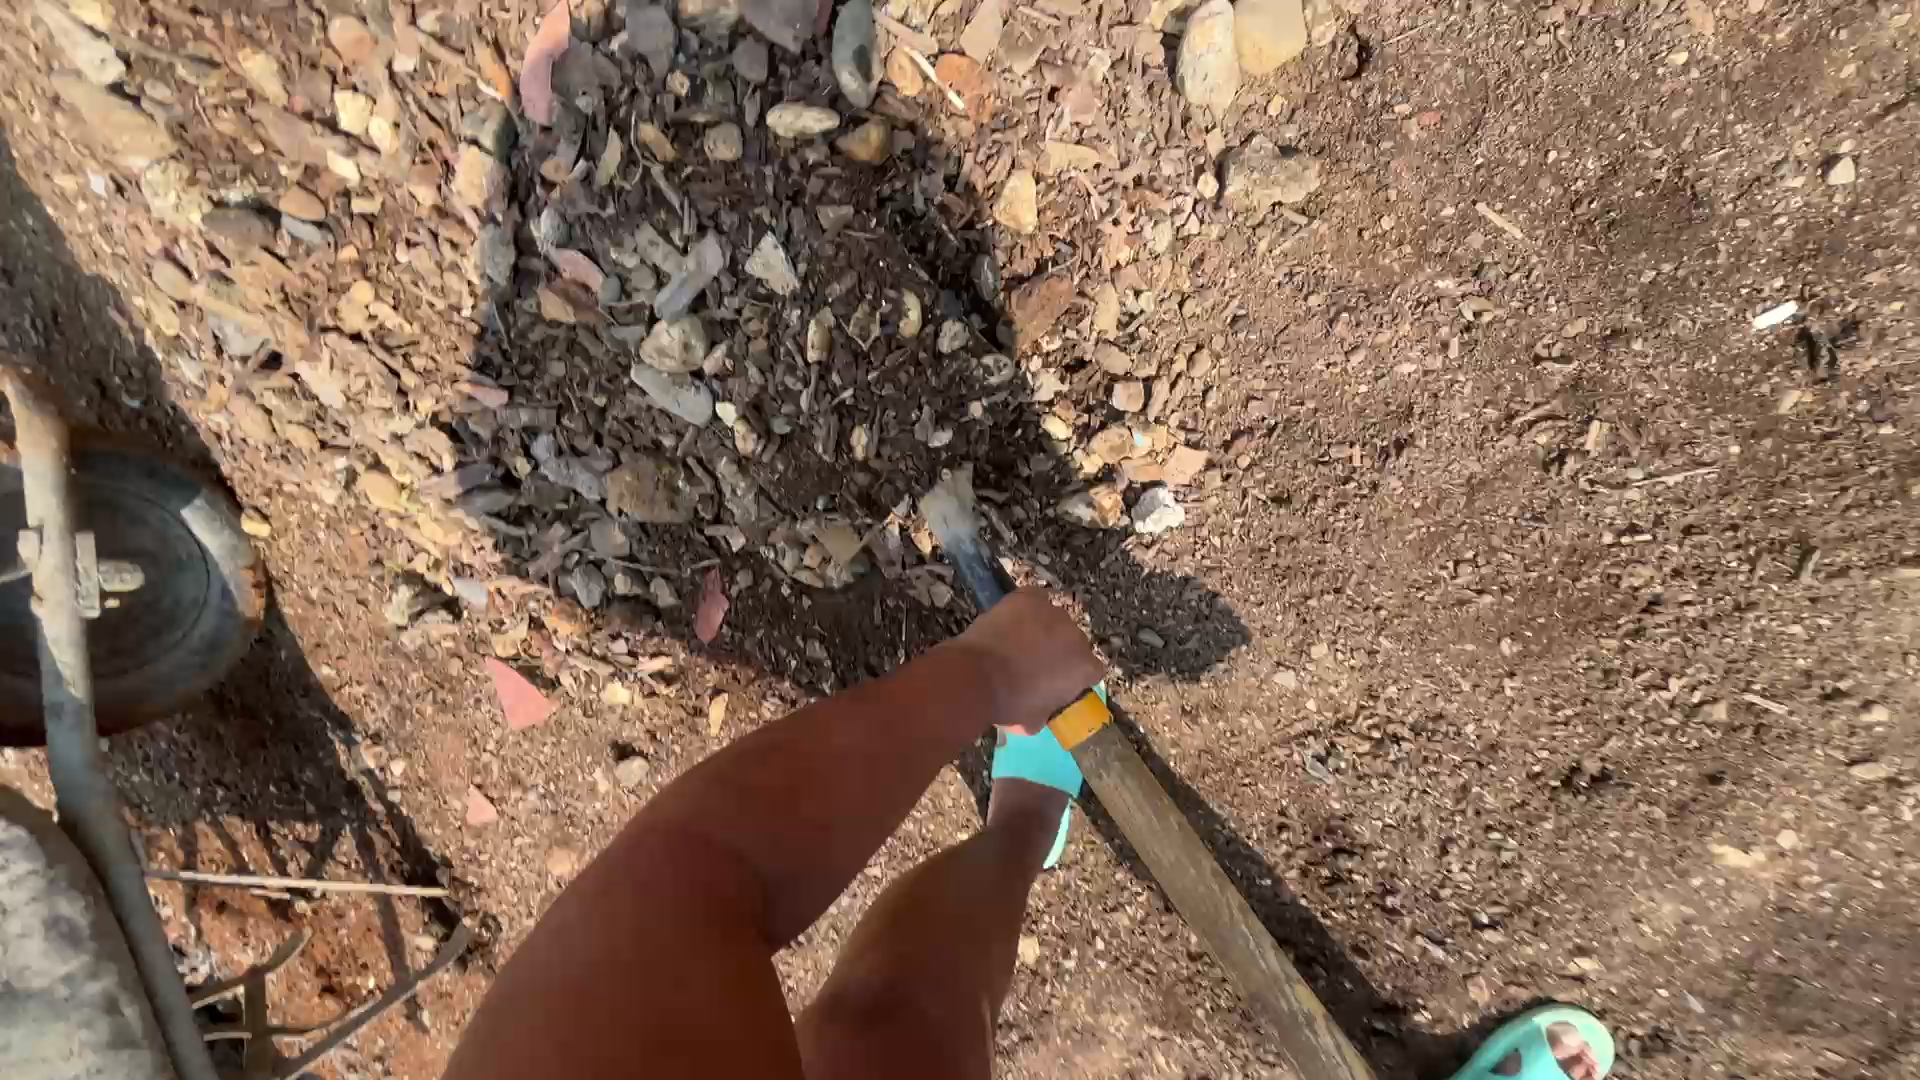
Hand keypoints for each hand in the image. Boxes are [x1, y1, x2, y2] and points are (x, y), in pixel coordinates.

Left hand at [950, 588, 1102, 734]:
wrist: (976, 677)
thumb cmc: (1009, 704)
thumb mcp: (1034, 720)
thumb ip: (1046, 710)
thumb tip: (1039, 712)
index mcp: (1085, 668)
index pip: (1091, 670)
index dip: (1075, 676)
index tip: (1059, 683)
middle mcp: (1076, 636)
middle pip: (1073, 642)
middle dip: (1058, 652)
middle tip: (1034, 664)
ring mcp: (1053, 613)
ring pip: (1053, 620)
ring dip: (1042, 629)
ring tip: (1017, 641)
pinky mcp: (1028, 598)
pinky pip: (1035, 598)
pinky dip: (1027, 607)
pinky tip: (1014, 618)